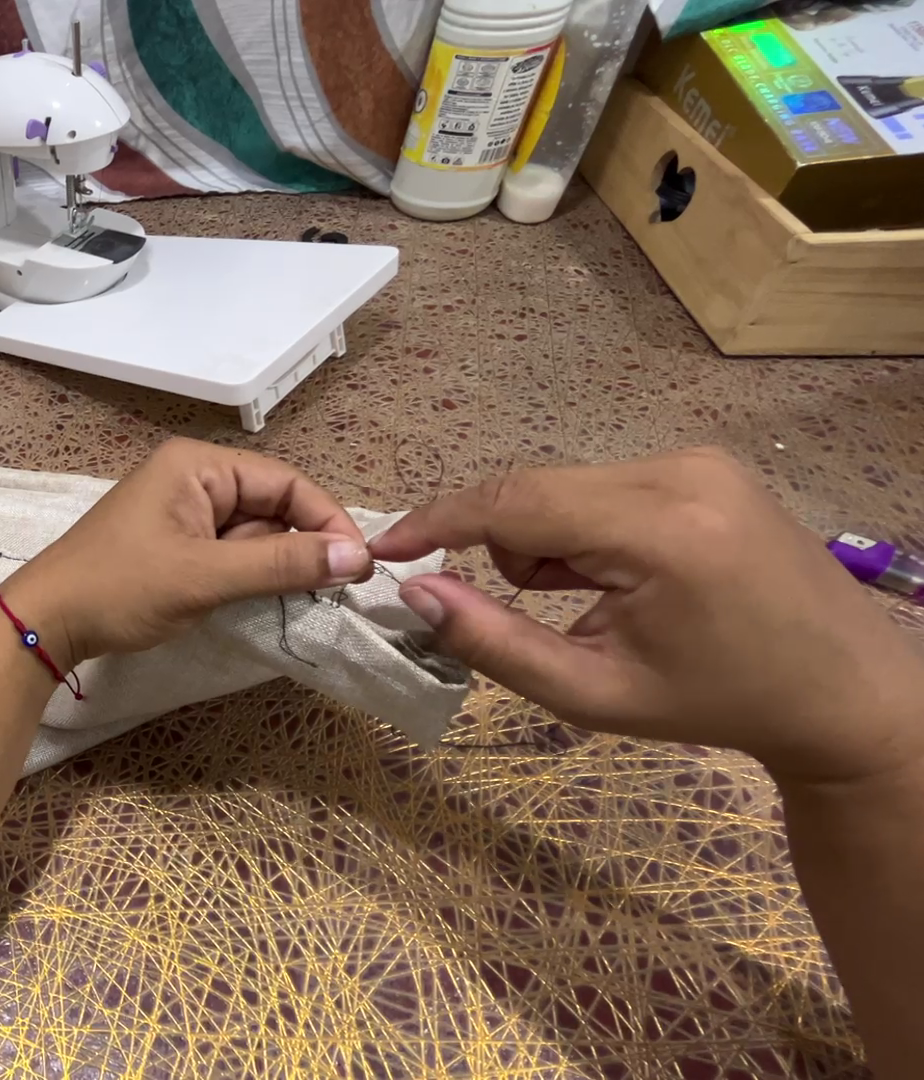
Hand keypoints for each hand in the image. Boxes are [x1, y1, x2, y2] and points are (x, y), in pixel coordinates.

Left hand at [0, 437, 370, 665]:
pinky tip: (243, 597)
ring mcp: (179, 512)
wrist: (48, 620)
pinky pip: (224, 552)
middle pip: (269, 506)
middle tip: (324, 592)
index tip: (359, 567)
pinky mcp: (171, 543)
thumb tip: (357, 558)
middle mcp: (190, 478)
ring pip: (249, 534)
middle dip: (294, 547)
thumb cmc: (121, 587)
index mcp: (196, 465)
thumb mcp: (205, 575)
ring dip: (267, 565)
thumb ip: (281, 563)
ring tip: (276, 596)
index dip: (326, 521)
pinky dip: (241, 574)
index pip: (284, 481)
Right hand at [370, 447, 923, 785]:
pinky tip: (604, 572)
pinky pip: (585, 486)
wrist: (851, 694)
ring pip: (549, 488)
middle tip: (497, 602)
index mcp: (663, 531)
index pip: (512, 504)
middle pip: (524, 492)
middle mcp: (679, 474)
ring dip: (530, 540)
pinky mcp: (697, 466)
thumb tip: (411, 590)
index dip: (434, 522)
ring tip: (575, 598)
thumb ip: (488, 641)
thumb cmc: (713, 703)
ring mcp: (694, 463)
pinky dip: (565, 529)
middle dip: (488, 544)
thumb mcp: (586, 692)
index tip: (380, 549)